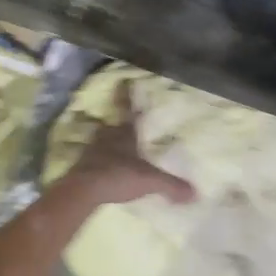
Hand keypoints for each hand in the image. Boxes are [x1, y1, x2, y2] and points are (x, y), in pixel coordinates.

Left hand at [64, 82, 196, 206]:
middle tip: (119, 122)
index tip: (123, 81)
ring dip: (105, 142)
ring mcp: (91, 151)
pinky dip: (98, 162)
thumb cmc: (119, 175)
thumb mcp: (150, 180)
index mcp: (124, 133)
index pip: (126, 109)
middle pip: (110, 124)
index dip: (126, 95)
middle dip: (115, 122)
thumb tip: (194, 194)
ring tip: (112, 148)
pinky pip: (92, 160)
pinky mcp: (81, 167)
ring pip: (99, 141)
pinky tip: (102, 169)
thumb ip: (171, 185)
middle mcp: (106, 137)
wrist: (83, 190)